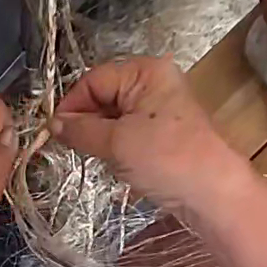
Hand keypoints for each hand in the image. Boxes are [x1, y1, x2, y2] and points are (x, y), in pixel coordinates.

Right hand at [50, 57, 252, 214]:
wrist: (213, 194)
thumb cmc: (166, 159)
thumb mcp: (115, 143)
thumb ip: (80, 130)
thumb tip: (52, 125)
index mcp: (145, 72)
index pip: (93, 80)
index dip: (72, 105)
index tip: (55, 133)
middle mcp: (153, 83)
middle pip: (102, 96)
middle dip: (86, 121)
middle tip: (74, 147)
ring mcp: (159, 109)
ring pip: (112, 117)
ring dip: (99, 137)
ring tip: (99, 157)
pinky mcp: (162, 133)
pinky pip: (126, 132)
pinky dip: (114, 146)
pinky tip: (116, 163)